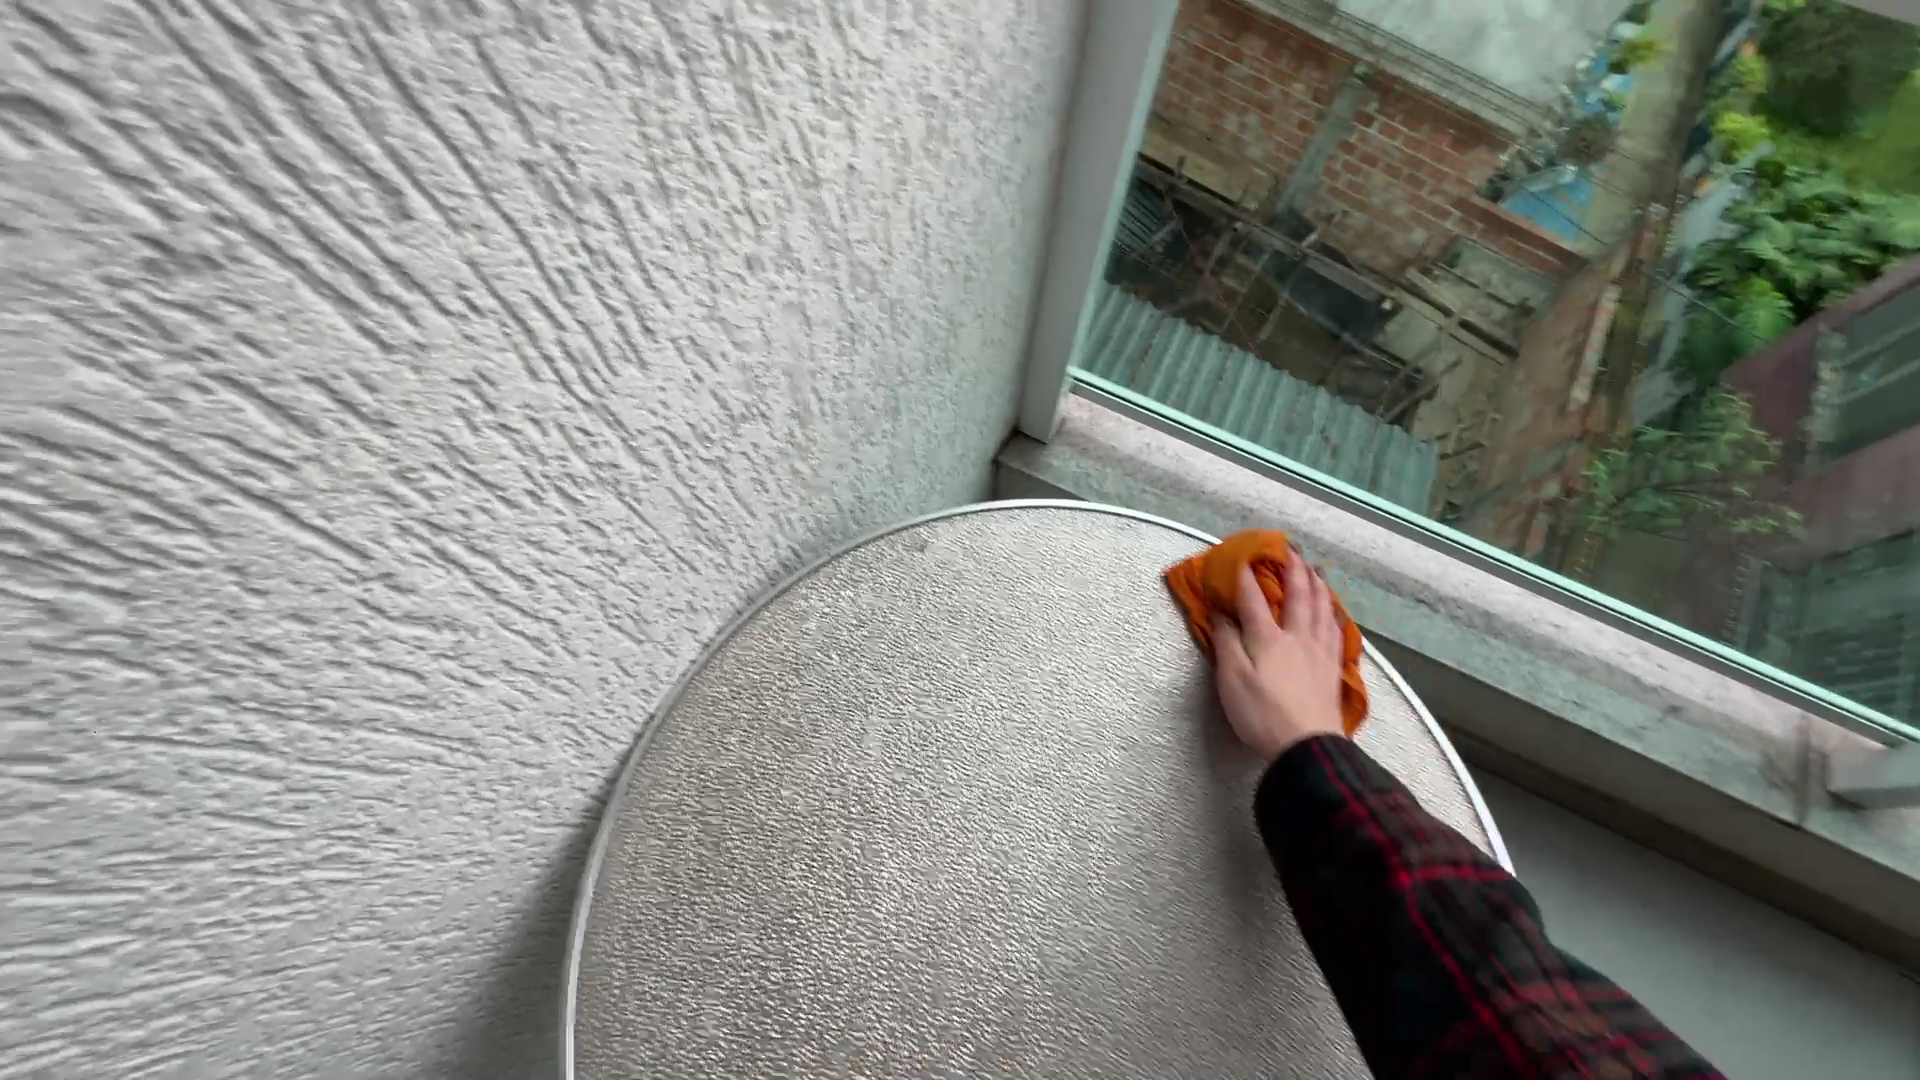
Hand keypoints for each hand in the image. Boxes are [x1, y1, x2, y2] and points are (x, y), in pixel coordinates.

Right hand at [1209, 555, 1347, 763]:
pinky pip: (1336, 631)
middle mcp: (1297, 637)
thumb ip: (1227, 642)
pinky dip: (1334, 614)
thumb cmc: (1261, 713)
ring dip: (1318, 586)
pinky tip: (1334, 613)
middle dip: (1293, 571)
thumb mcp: (1232, 679)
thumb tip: (1221, 614)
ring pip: (1322, 609)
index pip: (1254, 600)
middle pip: (1298, 596)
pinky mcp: (1332, 669)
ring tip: (1316, 571)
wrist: (1306, 746)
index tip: (1242, 558)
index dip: (1246, 577)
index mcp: (1268, 638)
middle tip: (1291, 551)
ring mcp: (1319, 652)